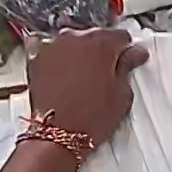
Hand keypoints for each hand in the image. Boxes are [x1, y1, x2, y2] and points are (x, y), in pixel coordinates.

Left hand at [26, 28, 149, 149]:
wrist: (57, 135)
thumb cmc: (90, 118)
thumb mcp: (121, 95)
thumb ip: (127, 68)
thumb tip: (133, 55)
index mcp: (101, 43)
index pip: (121, 36)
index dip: (127, 50)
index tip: (129, 61)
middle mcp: (75, 37)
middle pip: (95, 37)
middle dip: (103, 52)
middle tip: (107, 75)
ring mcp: (54, 46)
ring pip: (74, 43)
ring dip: (81, 55)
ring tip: (86, 79)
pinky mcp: (37, 59)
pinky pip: (54, 53)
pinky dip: (62, 61)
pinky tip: (66, 77)